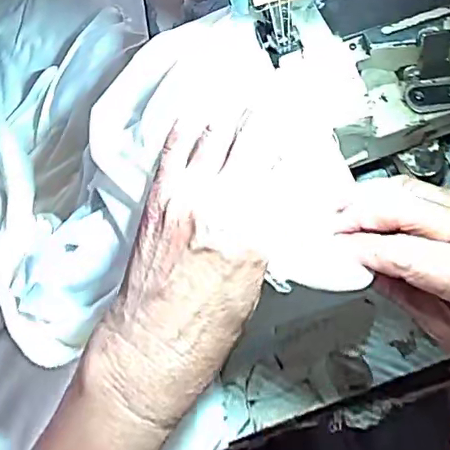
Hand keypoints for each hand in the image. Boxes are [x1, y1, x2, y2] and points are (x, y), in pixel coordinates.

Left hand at [78, 112, 271, 435]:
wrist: (145, 353)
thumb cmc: (199, 336)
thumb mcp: (254, 285)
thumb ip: (266, 234)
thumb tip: (277, 203)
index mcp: (252, 233)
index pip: (284, 170)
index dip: (297, 143)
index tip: (303, 126)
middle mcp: (219, 206)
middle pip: (252, 140)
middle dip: (269, 115)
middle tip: (279, 98)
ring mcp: (184, 196)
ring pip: (214, 135)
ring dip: (233, 113)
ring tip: (245, 96)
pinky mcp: (158, 198)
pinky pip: (174, 148)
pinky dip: (187, 126)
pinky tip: (196, 113)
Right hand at [334, 176, 449, 407]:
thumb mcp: (447, 333)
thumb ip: (401, 290)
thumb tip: (361, 263)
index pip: (403, 251)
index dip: (363, 247)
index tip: (336, 246)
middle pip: (402, 208)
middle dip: (360, 212)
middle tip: (331, 222)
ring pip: (408, 189)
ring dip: (371, 197)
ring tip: (342, 209)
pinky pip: (422, 189)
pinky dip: (391, 195)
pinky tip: (371, 204)